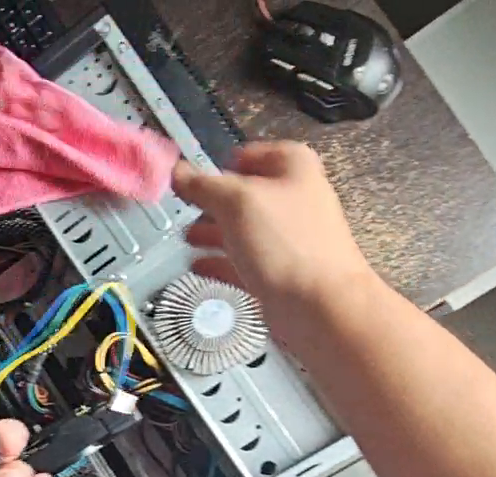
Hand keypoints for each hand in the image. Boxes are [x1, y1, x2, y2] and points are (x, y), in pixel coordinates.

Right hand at [172, 143, 380, 350]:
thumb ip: (204, 186)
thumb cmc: (287, 244)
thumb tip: (179, 172)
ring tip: (186, 238)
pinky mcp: (275, 272)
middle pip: (244, 194)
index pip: (251, 154)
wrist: (317, 303)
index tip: (191, 177)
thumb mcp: (237, 202)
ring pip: (241, 229)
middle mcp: (291, 199)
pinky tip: (198, 265)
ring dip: (212, 232)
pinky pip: (240, 261)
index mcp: (292, 169)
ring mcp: (284, 238)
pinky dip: (219, 262)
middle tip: (186, 208)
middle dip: (212, 202)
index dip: (220, 164)